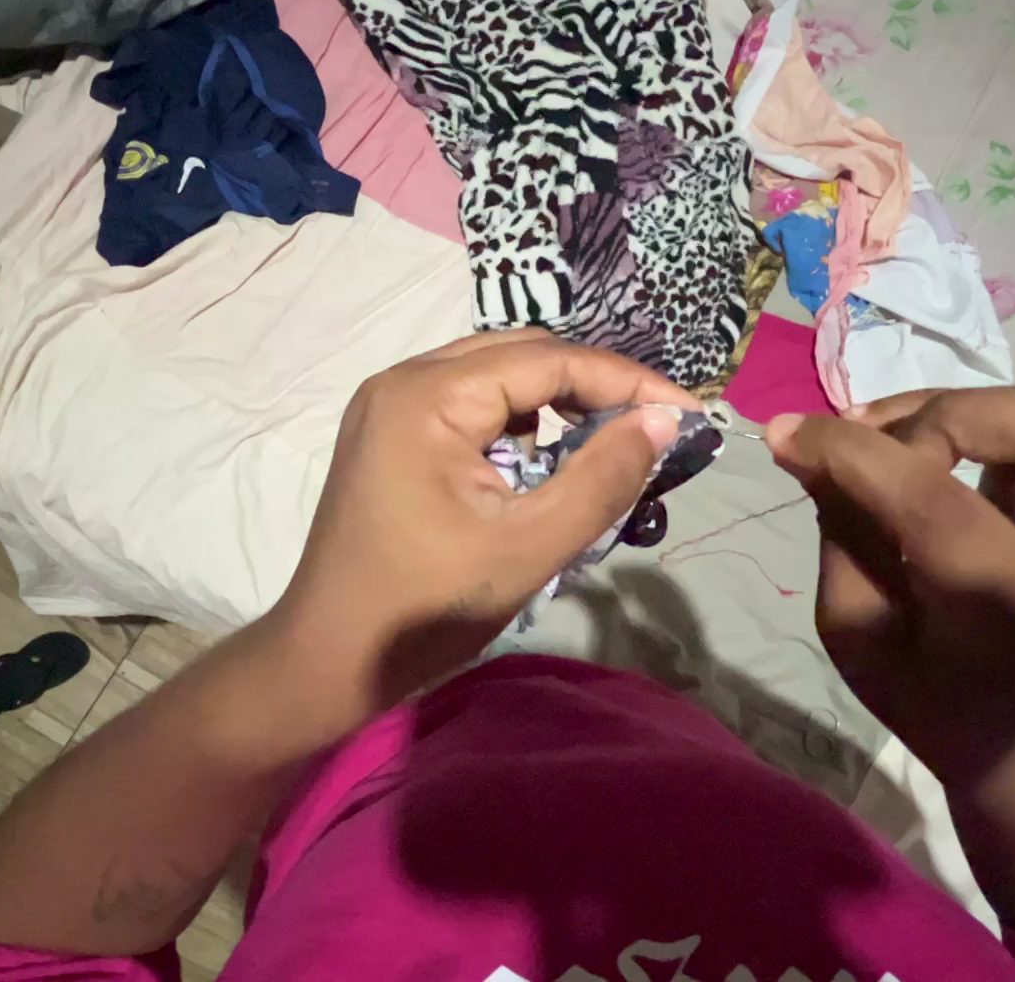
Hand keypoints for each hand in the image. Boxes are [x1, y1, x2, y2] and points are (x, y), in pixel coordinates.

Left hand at [271, 330, 697, 713]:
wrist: (327, 658)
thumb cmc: (426, 609)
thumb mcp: (529, 546)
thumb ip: (603, 478)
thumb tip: (661, 420)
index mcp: (428, 397)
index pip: (548, 361)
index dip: (625, 381)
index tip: (687, 412)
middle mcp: (403, 380)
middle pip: (520, 356)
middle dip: (592, 388)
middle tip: (650, 428)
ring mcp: (389, 405)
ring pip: (495, 378)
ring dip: (554, 405)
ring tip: (603, 445)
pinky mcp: (389, 433)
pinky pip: (468, 406)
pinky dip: (515, 425)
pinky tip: (539, 463)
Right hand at [766, 385, 1014, 787]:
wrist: (1007, 730)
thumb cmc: (919, 693)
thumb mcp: (852, 625)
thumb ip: (841, 529)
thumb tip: (809, 441)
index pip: (939, 508)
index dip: (855, 457)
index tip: (784, 433)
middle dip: (938, 418)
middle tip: (864, 437)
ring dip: (974, 408)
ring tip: (898, 433)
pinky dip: (997, 418)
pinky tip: (943, 443)